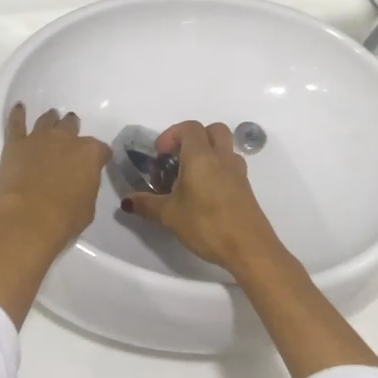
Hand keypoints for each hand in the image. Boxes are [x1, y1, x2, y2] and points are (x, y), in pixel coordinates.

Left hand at [0, 104, 109, 327]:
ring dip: (51, 119)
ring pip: (47, 120)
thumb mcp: (88, 206)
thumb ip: (86, 187)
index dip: (100, 155)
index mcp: (89, 154)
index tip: (100, 159)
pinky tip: (19, 107)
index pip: (101, 149)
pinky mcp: (16, 143)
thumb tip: (80, 182)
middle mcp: (66, 139)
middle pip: (71, 126)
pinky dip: (17, 113)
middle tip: (71, 131)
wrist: (29, 216)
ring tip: (52, 117)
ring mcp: (39, 138)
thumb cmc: (65, 218)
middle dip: (73, 128)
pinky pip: (16, 122)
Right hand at [120, 120, 278, 272]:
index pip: (189, 127)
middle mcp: (222, 158)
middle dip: (194, 137)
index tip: (160, 155)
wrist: (251, 250)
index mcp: (201, 156)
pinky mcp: (246, 190)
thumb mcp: (170, 216)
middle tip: (178, 158)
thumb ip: (146, 205)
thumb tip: (126, 202)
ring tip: (192, 176)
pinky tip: (206, 194)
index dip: (172, 134)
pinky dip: (218, 171)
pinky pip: (231, 168)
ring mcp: (238, 174)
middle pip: (213, 130)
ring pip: (225, 148)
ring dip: (209, 153)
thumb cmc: (207, 224)